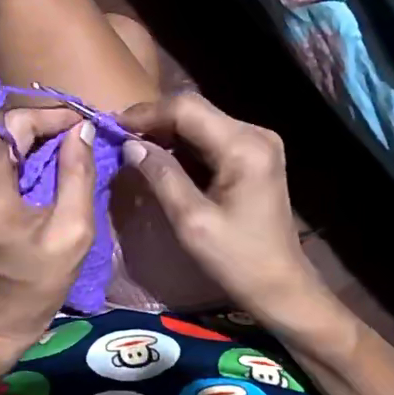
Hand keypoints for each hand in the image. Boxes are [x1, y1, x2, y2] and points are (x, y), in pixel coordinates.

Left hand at [0, 17, 96, 356]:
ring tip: (74, 157)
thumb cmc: (36, 285)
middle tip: (87, 139)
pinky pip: (0, 154)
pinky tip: (51, 171)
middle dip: (48, 123)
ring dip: (40, 139)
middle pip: (5, 126)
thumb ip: (78, 178)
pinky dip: (28, 153)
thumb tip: (81, 131)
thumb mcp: (73, 237)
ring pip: (4, 138)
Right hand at [118, 93, 334, 332]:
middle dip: (154, 121)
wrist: (280, 285)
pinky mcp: (254, 155)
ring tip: (132, 147)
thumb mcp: (191, 220)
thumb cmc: (236, 259)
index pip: (187, 109)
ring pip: (201, 121)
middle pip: (195, 110)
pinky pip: (211, 138)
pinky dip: (183, 145)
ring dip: (166, 132)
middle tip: (118, 137)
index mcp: (243, 147)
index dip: (147, 114)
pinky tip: (160, 159)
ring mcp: (258, 143)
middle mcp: (255, 134)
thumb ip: (161, 177)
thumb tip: (130, 145)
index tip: (113, 128)